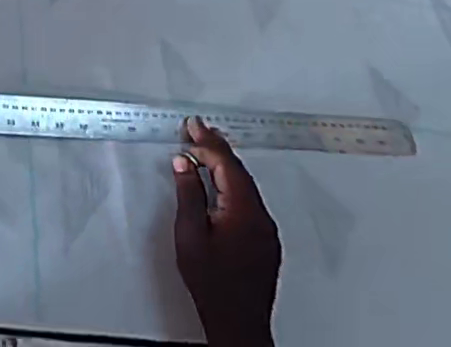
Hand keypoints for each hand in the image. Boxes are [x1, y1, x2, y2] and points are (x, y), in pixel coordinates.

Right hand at [172, 117, 281, 346]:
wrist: (236, 323)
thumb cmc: (211, 282)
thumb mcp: (190, 234)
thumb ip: (187, 194)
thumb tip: (184, 162)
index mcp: (245, 213)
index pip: (226, 166)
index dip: (207, 143)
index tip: (192, 126)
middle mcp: (262, 219)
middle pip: (239, 173)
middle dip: (217, 149)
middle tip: (197, 129)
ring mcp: (266, 231)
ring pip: (245, 186)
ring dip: (224, 165)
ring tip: (205, 147)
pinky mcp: (265, 240)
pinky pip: (249, 199)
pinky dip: (232, 182)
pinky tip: (220, 179)